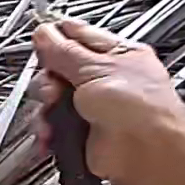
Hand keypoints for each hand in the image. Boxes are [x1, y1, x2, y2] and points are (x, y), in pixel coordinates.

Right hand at [30, 19, 184, 184]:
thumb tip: (44, 32)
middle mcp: (103, 80)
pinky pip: (52, 126)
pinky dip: (46, 131)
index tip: (39, 44)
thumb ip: (64, 51)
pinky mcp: (80, 132)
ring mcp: (91, 108)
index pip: (78, 36)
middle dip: (47, 81)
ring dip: (44, 110)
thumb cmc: (140, 108)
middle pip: (57, 71)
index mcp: (115, 55)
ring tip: (52, 115)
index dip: (55, 38)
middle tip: (52, 89)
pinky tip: (50, 134)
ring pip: (51, 101)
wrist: (145, 152)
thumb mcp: (96, 69)